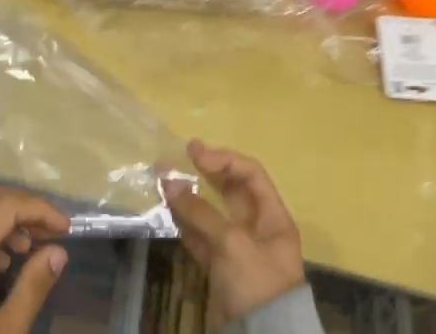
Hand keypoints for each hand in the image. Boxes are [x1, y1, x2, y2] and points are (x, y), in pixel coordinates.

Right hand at [162, 139, 304, 324]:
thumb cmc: (256, 282)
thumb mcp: (232, 242)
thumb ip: (200, 211)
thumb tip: (168, 182)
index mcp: (273, 217)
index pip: (250, 174)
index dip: (223, 159)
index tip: (194, 154)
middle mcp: (257, 228)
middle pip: (230, 191)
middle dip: (203, 173)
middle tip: (176, 158)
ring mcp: (237, 248)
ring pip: (211, 213)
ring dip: (189, 197)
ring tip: (163, 182)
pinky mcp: (220, 267)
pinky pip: (200, 237)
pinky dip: (184, 223)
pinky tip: (167, 211)